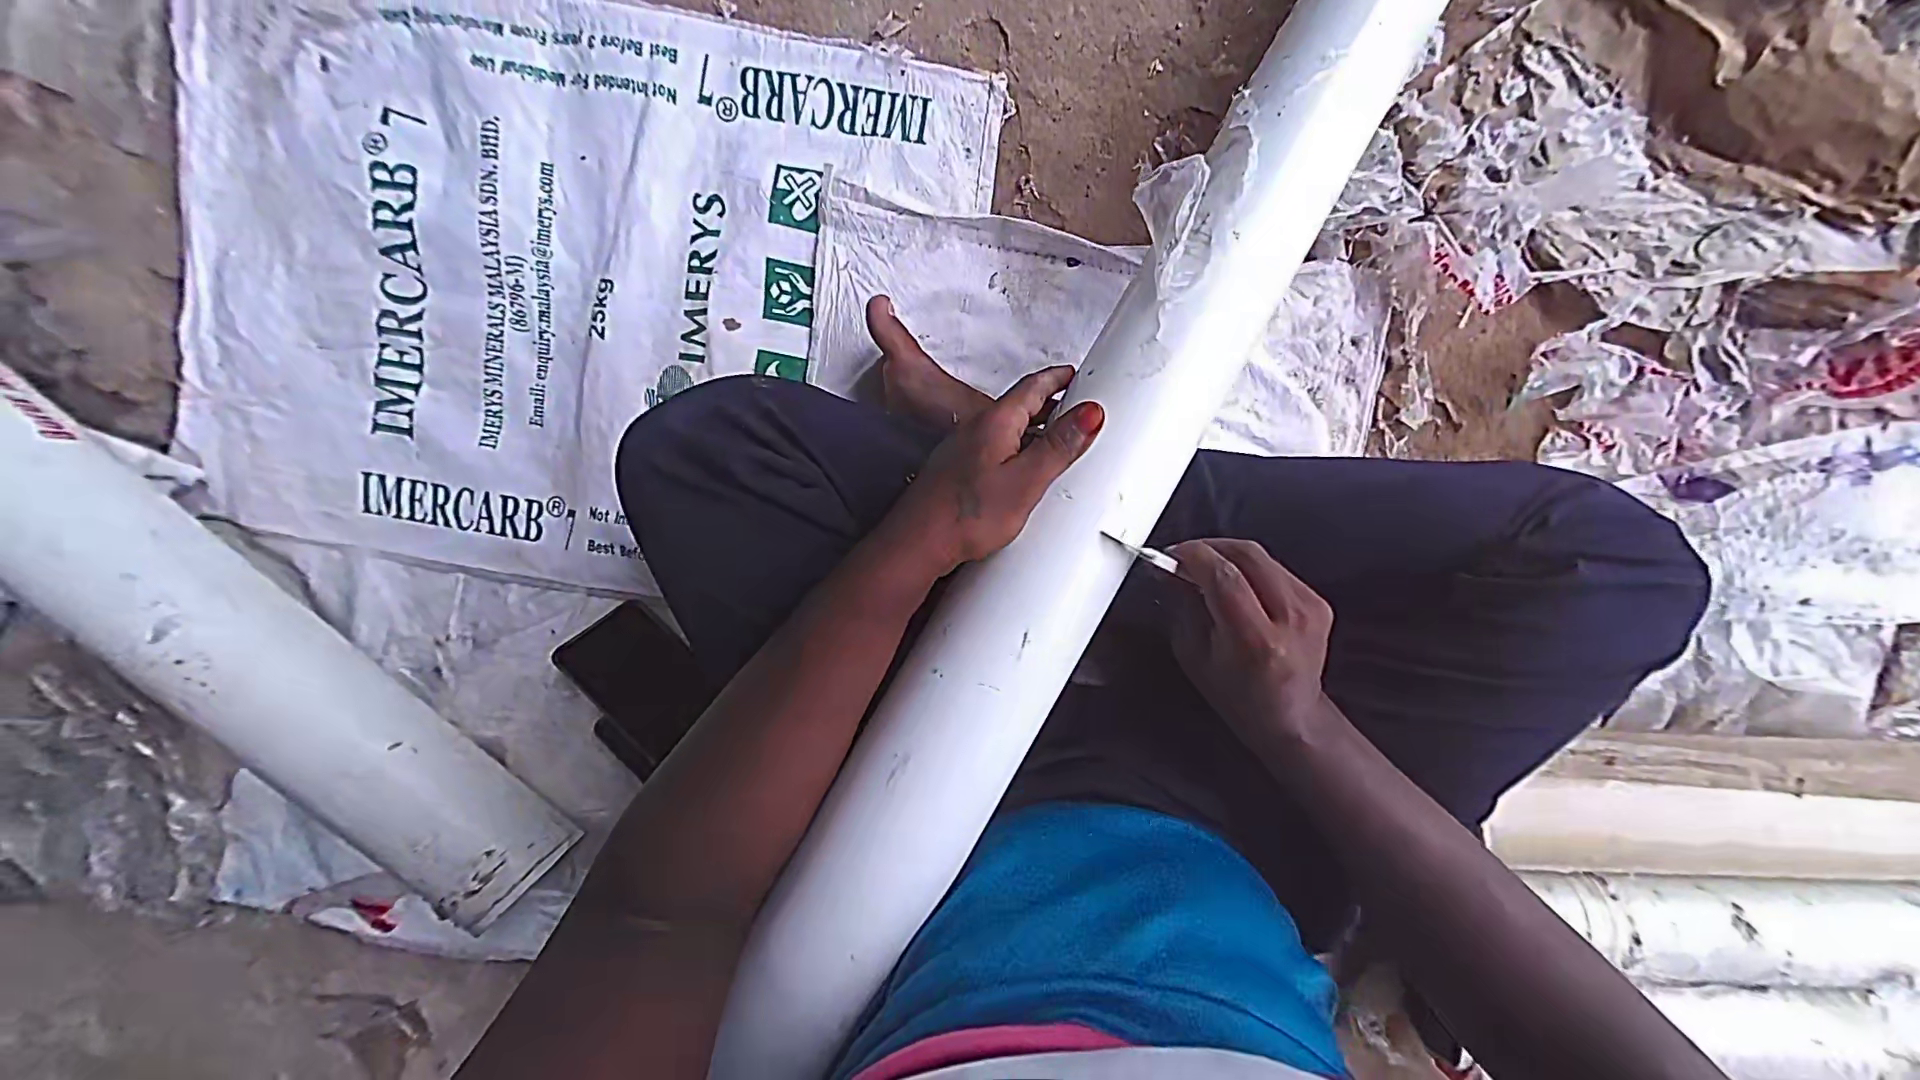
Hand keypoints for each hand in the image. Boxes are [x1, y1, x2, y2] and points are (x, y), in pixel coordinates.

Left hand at [879, 366, 1103, 575]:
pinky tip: (1022, 470)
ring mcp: (964, 450)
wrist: (919, 542)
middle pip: (1020, 405)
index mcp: (995, 422)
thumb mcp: (1026, 480)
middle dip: (1050, 403)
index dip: (1059, 378)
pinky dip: (1016, 450)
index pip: (1034, 386)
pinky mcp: (959, 472)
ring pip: (1008, 429)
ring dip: (1034, 428)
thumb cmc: (962, 515)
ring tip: (1057, 440)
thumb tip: (1088, 414)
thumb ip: (1059, 446)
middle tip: (1073, 406)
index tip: (1074, 375)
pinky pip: (995, 449)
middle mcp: (976, 430)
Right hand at [1167, 539, 1333, 742]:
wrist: (1288, 715)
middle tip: (1184, 556)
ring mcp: (1309, 608)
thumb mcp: (1195, 654)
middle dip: (1209, 548)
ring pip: (1260, 556)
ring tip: (1204, 569)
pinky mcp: (1317, 601)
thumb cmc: (1238, 696)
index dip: (1193, 556)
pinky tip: (1231, 580)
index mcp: (1255, 639)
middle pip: (1246, 555)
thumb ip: (1185, 605)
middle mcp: (1289, 620)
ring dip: (1226, 554)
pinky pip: (1274, 567)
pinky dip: (1246, 566)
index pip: (1223, 575)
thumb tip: (1174, 570)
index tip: (1172, 554)